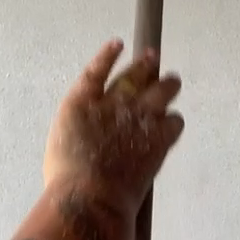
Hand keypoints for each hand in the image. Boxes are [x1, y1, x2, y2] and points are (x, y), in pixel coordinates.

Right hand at [45, 39, 184, 213]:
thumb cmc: (67, 180)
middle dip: (146, 65)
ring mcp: (138, 117)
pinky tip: (173, 124)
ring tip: (173, 82)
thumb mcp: (64, 145)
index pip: (96, 70)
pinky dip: (174, 123)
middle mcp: (112, 102)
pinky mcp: (159, 136)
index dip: (108, 55)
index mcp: (80, 103)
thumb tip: (96, 132)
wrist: (89, 196)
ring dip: (168, 85)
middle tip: (153, 58)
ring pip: (163, 89)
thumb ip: (83, 130)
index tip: (118, 44)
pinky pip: (175, 121)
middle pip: (136, 74)